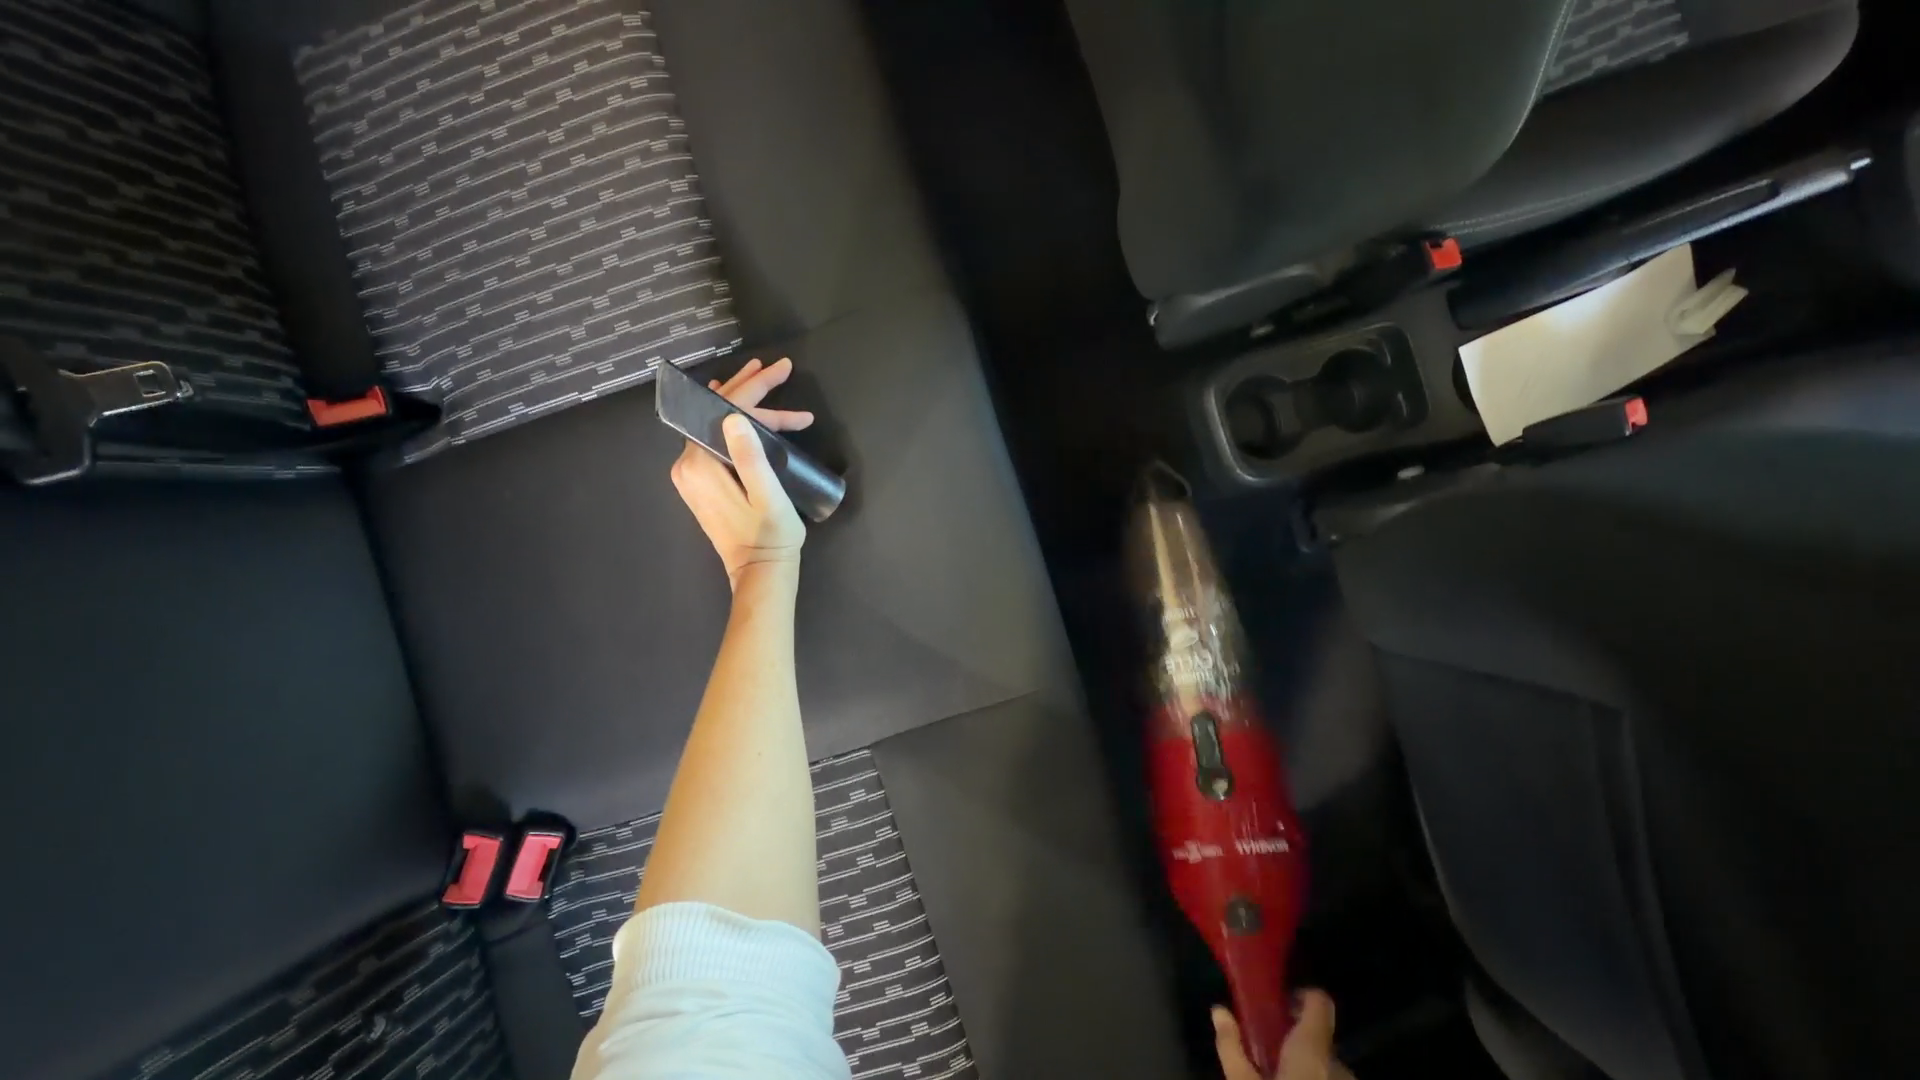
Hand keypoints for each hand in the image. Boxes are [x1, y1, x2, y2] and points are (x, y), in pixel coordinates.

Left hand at [669, 357, 812, 586]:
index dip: (756, 387)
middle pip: (715, 414)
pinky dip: (730, 423)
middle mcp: (687, 465)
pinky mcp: (699, 482)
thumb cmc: (771, 536)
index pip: (724, 411)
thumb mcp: (768, 495)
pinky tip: (735, 409)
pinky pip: (711, 440)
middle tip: (779, 368)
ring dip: (741, 404)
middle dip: (750, 389)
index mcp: (701, 465)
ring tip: (761, 379)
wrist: (760, 571)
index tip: (782, 368)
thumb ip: (751, 456)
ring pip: (714, 425)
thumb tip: (734, 416)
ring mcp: (690, 475)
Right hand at [1214, 992, 1354, 1079]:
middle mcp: (1340, 1066)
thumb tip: (1218, 1010)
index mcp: (1312, 1050)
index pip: (1320, 1002)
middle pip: (1320, 1041)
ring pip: (1329, 1070)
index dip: (1301, 997)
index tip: (1279, 1008)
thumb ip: (1230, 1046)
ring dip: (1309, 1073)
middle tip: (1269, 1061)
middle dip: (1296, 1046)